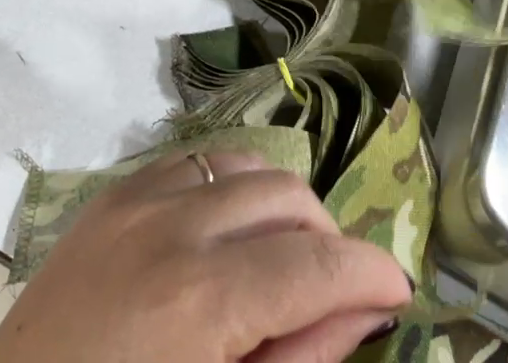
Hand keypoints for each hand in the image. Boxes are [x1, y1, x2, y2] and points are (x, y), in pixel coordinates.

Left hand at [0, 151, 411, 362]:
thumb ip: (303, 357)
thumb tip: (365, 305)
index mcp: (202, 298)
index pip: (318, 261)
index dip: (372, 273)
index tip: (397, 292)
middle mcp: (171, 227)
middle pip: (288, 197)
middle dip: (328, 241)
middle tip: (329, 295)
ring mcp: (134, 199)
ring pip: (246, 165)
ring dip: (278, 207)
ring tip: (277, 260)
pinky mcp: (111, 194)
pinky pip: (194, 163)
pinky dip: (229, 188)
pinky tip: (224, 234)